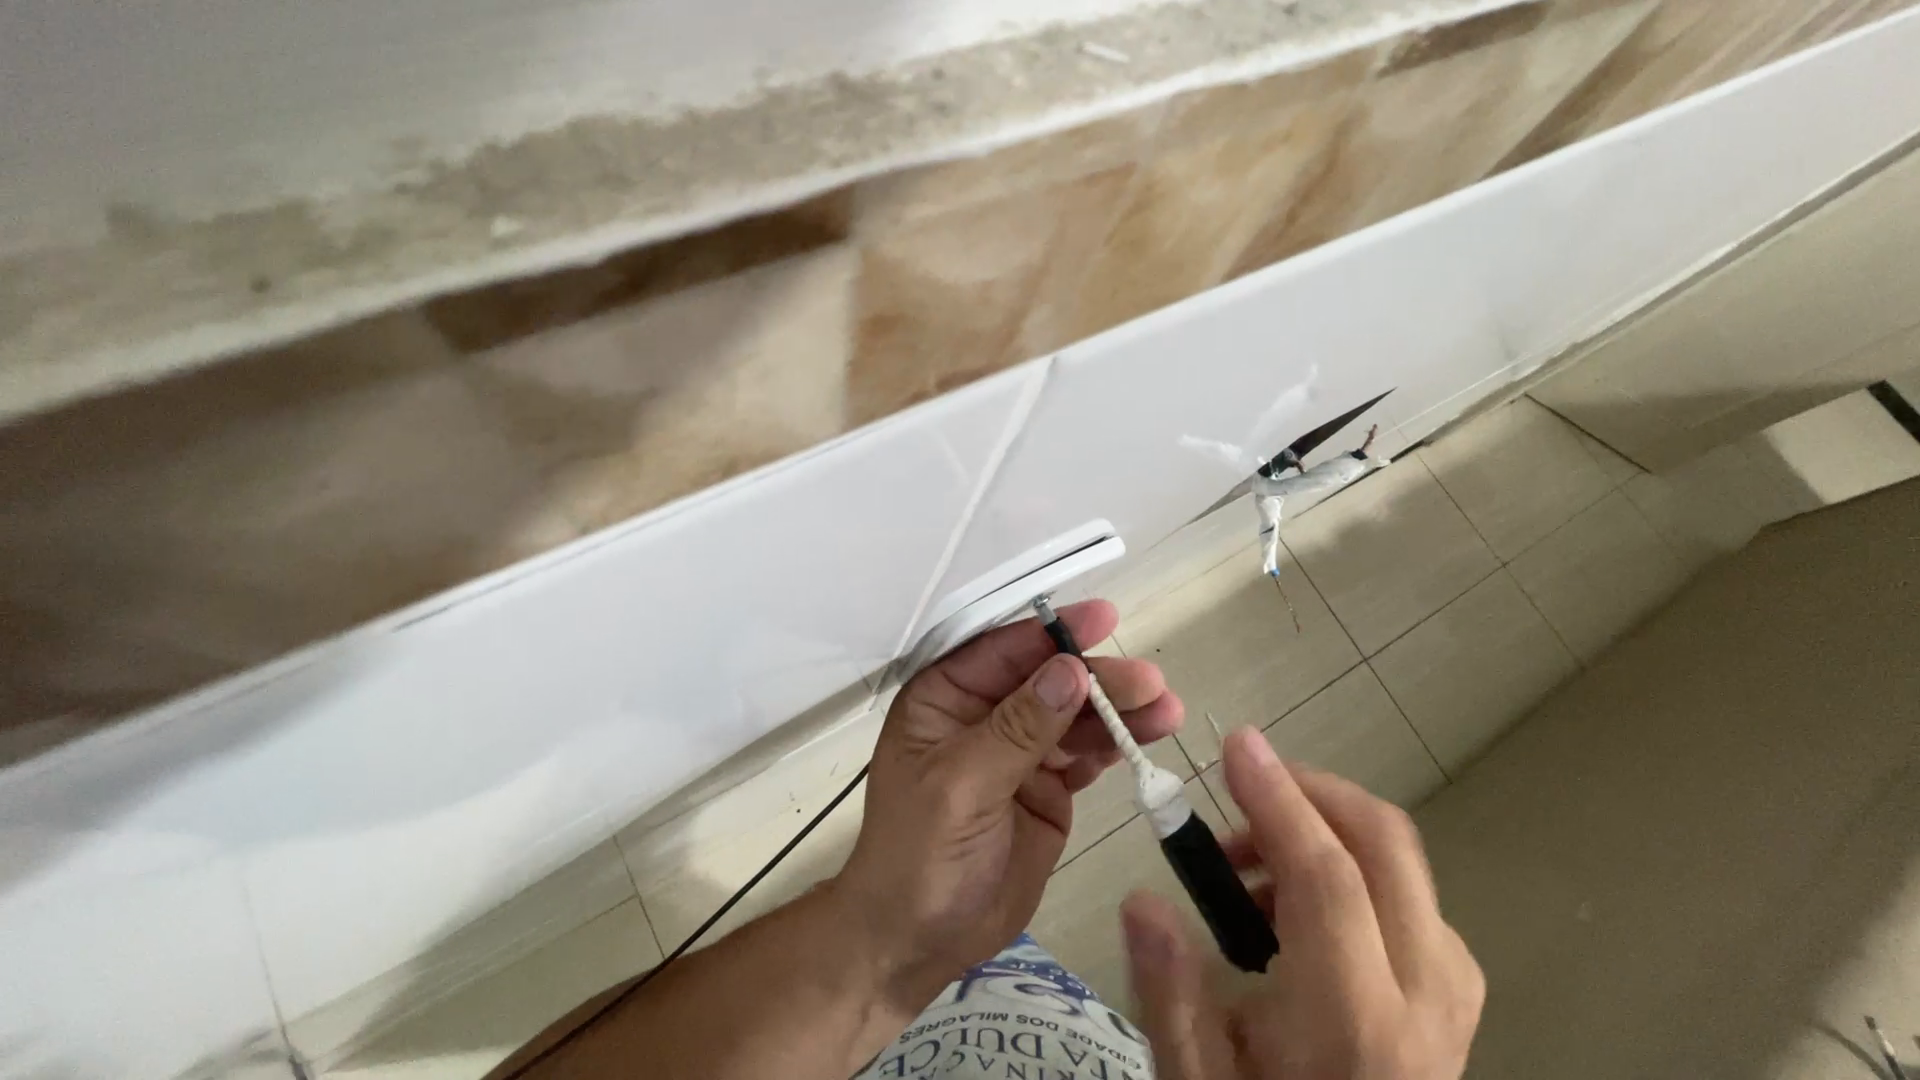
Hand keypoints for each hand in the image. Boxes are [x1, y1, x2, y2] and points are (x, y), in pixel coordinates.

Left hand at [833, 599, 1183, 1004]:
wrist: (920, 941)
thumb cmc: (920, 856)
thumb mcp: (962, 786)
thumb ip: (1017, 729)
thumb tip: (1070, 669)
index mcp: (944, 699)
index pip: (1001, 651)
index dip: (1050, 632)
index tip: (1104, 617)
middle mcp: (982, 715)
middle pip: (1046, 680)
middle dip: (1096, 677)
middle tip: (1150, 682)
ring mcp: (1017, 751)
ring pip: (1072, 715)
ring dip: (1117, 710)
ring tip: (1165, 709)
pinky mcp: (1045, 787)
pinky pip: (1084, 754)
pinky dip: (1114, 745)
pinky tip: (1145, 738)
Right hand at [1121, 730, 1482, 1078]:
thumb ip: (1169, 989)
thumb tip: (1141, 897)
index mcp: (1355, 1024)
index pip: (1327, 878)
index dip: (1279, 801)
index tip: (1236, 747)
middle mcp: (1425, 996)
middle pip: (1384, 845)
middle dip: (1309, 791)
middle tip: (1237, 792)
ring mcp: (1453, 990)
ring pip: (1399, 861)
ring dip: (1322, 829)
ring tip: (1245, 867)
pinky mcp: (1456, 989)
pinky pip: (1407, 890)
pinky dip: (1347, 862)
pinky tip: (1290, 904)